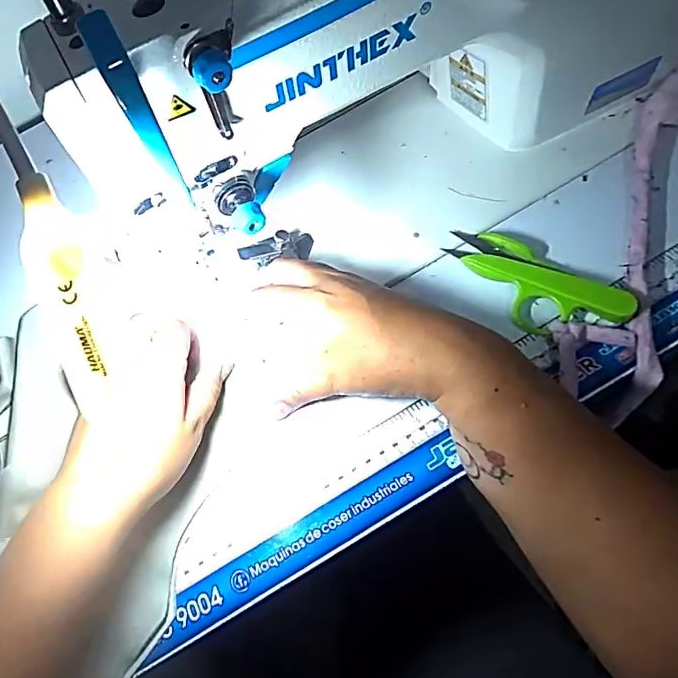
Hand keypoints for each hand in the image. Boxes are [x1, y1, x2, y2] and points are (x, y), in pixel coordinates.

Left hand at [52, 315, 225, 528]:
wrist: (94, 490)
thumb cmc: (143, 466)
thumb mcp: (191, 430)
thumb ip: (207, 390)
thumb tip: (217, 369)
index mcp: (160, 367)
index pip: (176, 327)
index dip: (189, 339)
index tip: (193, 357)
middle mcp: (129, 362)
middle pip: (147, 325)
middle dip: (162, 336)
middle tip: (174, 364)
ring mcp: (104, 373)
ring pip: (123, 339)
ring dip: (140, 347)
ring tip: (150, 380)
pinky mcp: (86, 387)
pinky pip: (106, 361)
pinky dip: (119, 367)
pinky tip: (128, 397)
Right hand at [236, 260, 514, 414]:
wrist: (438, 348)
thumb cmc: (382, 360)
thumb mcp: (335, 378)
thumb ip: (298, 391)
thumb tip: (270, 409)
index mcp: (317, 301)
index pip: (273, 294)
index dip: (252, 300)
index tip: (238, 307)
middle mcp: (333, 284)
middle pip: (292, 267)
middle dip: (269, 275)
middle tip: (257, 289)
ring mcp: (356, 283)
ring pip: (316, 267)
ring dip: (295, 273)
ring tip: (287, 288)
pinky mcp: (375, 290)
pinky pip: (335, 274)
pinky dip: (318, 278)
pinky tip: (327, 298)